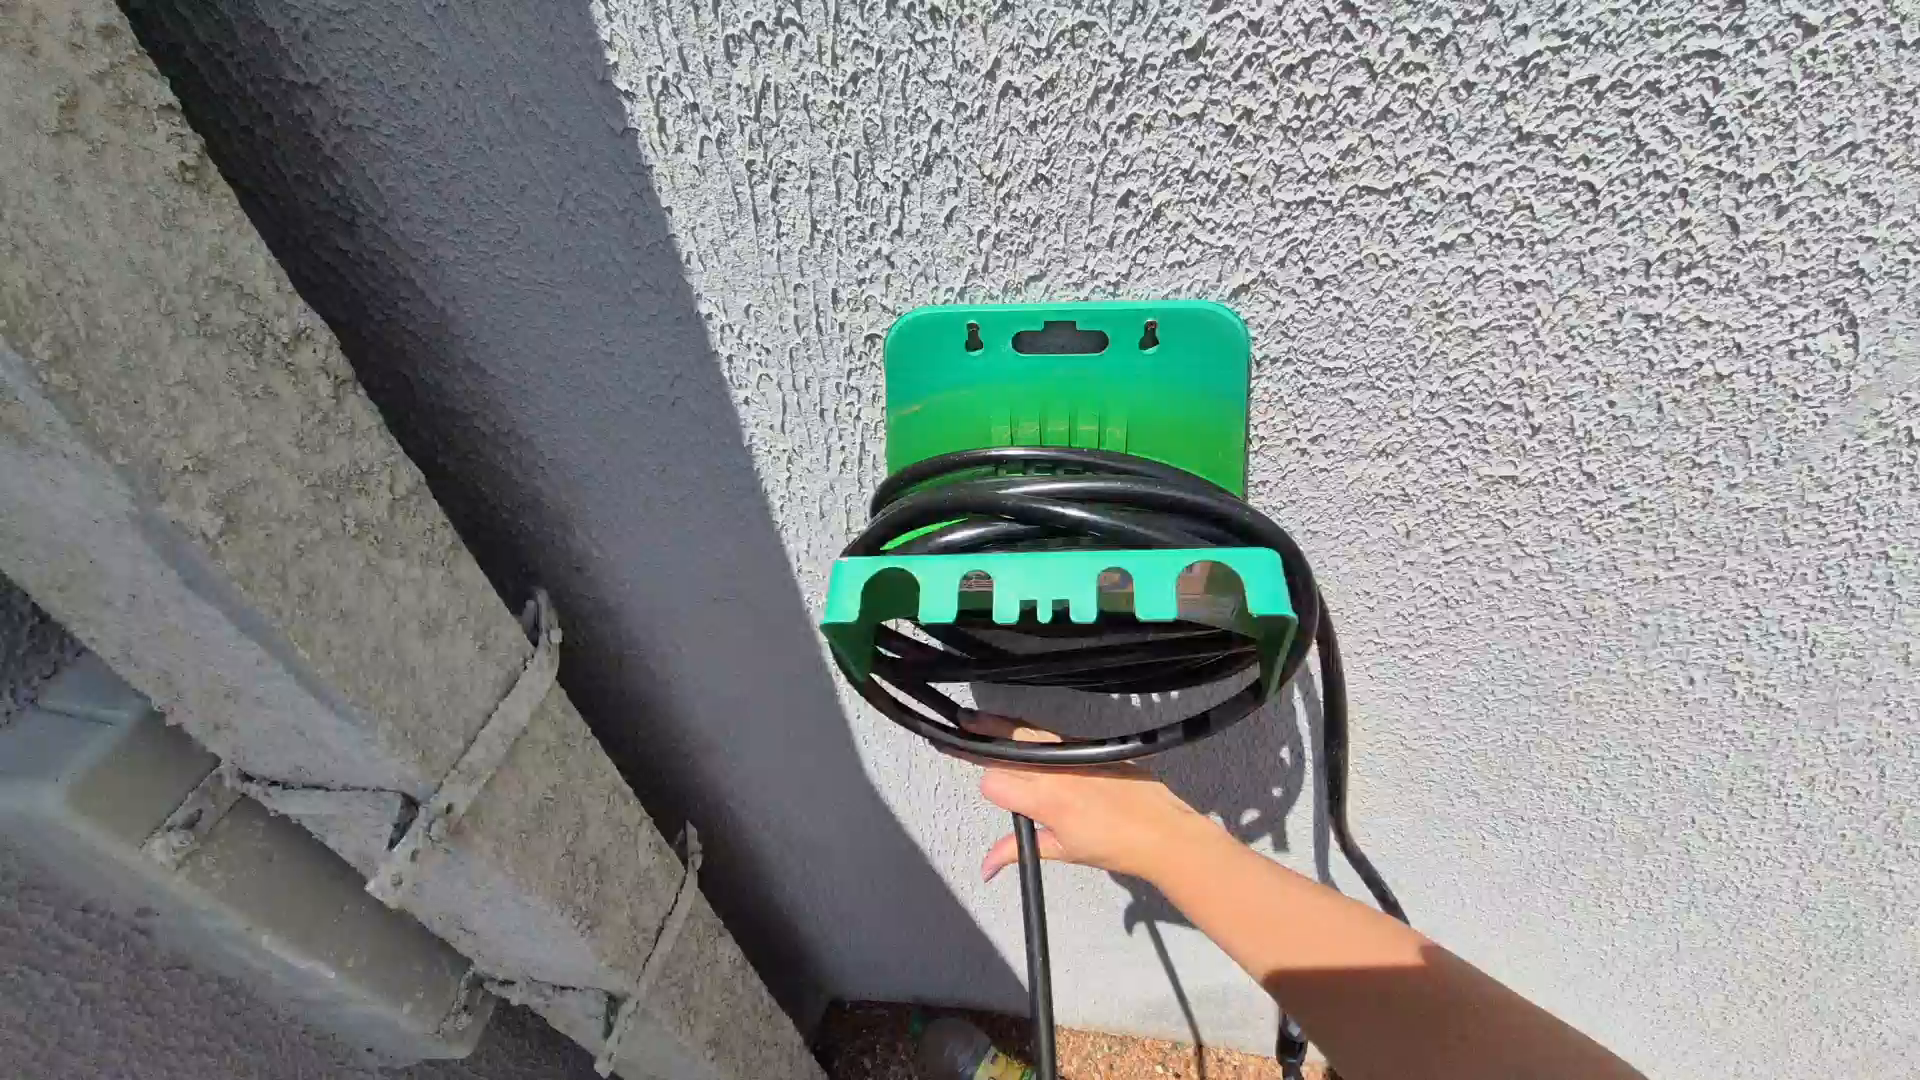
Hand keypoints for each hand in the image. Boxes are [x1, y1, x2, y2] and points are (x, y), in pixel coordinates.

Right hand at [956, 712, 1221, 882]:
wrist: (1163, 830)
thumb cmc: (1113, 846)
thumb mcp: (1062, 852)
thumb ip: (1018, 851)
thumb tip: (985, 869)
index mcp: (1046, 799)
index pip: (993, 783)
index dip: (990, 790)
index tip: (994, 795)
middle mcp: (1055, 769)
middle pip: (1005, 744)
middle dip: (981, 737)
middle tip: (960, 723)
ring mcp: (1072, 752)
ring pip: (1025, 732)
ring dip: (1000, 727)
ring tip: (976, 719)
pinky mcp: (1087, 744)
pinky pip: (1049, 734)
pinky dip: (1029, 733)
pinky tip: (1018, 732)